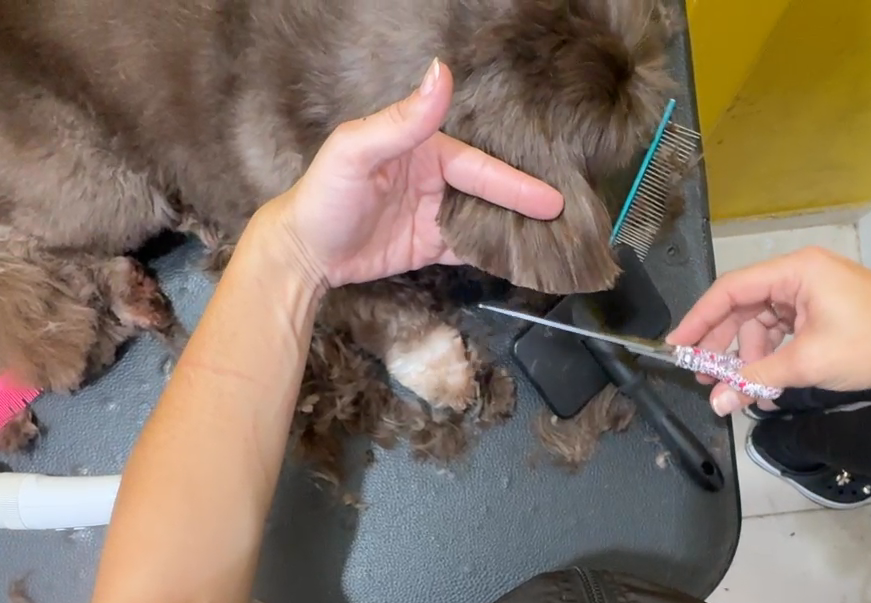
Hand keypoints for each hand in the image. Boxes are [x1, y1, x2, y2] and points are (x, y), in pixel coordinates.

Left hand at [261, 59, 564, 288]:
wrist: (304, 252)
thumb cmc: (324, 195)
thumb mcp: (356, 152)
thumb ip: (401, 121)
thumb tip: (441, 74)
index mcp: (422, 150)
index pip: (477, 167)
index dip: (514, 183)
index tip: (550, 198)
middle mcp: (433, 179)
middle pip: (488, 192)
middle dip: (525, 204)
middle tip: (566, 220)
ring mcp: (432, 214)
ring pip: (482, 220)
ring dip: (512, 231)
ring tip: (551, 244)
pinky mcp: (427, 246)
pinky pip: (466, 248)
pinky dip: (491, 253)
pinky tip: (516, 260)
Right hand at [667, 247, 870, 415]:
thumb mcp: (806, 363)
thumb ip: (754, 379)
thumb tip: (715, 402)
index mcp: (797, 271)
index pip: (731, 289)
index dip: (699, 318)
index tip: (677, 345)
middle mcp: (801, 276)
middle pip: (744, 309)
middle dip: (723, 346)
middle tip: (703, 376)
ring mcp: (813, 295)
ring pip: (762, 326)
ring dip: (749, 360)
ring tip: (744, 392)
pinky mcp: (823, 313)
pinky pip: (782, 335)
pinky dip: (771, 360)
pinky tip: (767, 387)